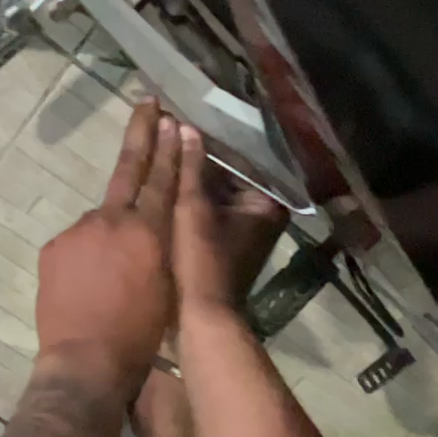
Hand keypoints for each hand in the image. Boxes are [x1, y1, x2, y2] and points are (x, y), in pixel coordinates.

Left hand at [35, 100, 180, 391]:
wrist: (86, 363)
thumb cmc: (143, 334)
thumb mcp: (170, 286)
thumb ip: (163, 247)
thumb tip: (150, 227)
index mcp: (147, 230)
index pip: (162, 178)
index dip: (170, 148)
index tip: (173, 118)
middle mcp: (110, 220)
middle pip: (129, 170)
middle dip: (142, 134)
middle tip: (147, 102)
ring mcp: (77, 232)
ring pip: (102, 219)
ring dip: (113, 230)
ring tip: (117, 268)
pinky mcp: (54, 249)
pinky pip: (79, 242)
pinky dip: (89, 253)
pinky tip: (93, 281)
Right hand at [173, 125, 287, 313]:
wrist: (201, 316)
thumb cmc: (202, 260)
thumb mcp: (192, 206)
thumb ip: (190, 165)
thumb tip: (184, 125)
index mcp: (269, 203)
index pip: (242, 159)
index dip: (212, 141)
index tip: (185, 119)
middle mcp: (266, 214)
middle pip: (231, 175)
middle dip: (202, 158)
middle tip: (173, 128)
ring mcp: (248, 229)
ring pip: (220, 192)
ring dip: (196, 176)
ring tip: (168, 146)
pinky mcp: (230, 241)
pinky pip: (214, 209)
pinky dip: (196, 198)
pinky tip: (170, 178)